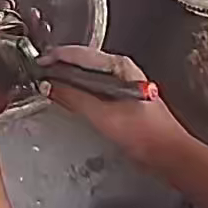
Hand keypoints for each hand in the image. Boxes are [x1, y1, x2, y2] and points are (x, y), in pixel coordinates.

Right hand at [42, 45, 191, 167]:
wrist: (168, 154)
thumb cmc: (146, 134)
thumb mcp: (103, 115)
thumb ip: (74, 98)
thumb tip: (50, 86)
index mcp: (120, 67)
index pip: (81, 54)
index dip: (57, 57)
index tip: (39, 62)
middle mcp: (122, 71)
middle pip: (84, 61)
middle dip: (60, 65)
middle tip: (39, 72)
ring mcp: (122, 84)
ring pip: (88, 75)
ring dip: (68, 78)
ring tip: (48, 82)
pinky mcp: (121, 98)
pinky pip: (94, 87)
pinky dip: (78, 89)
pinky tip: (68, 96)